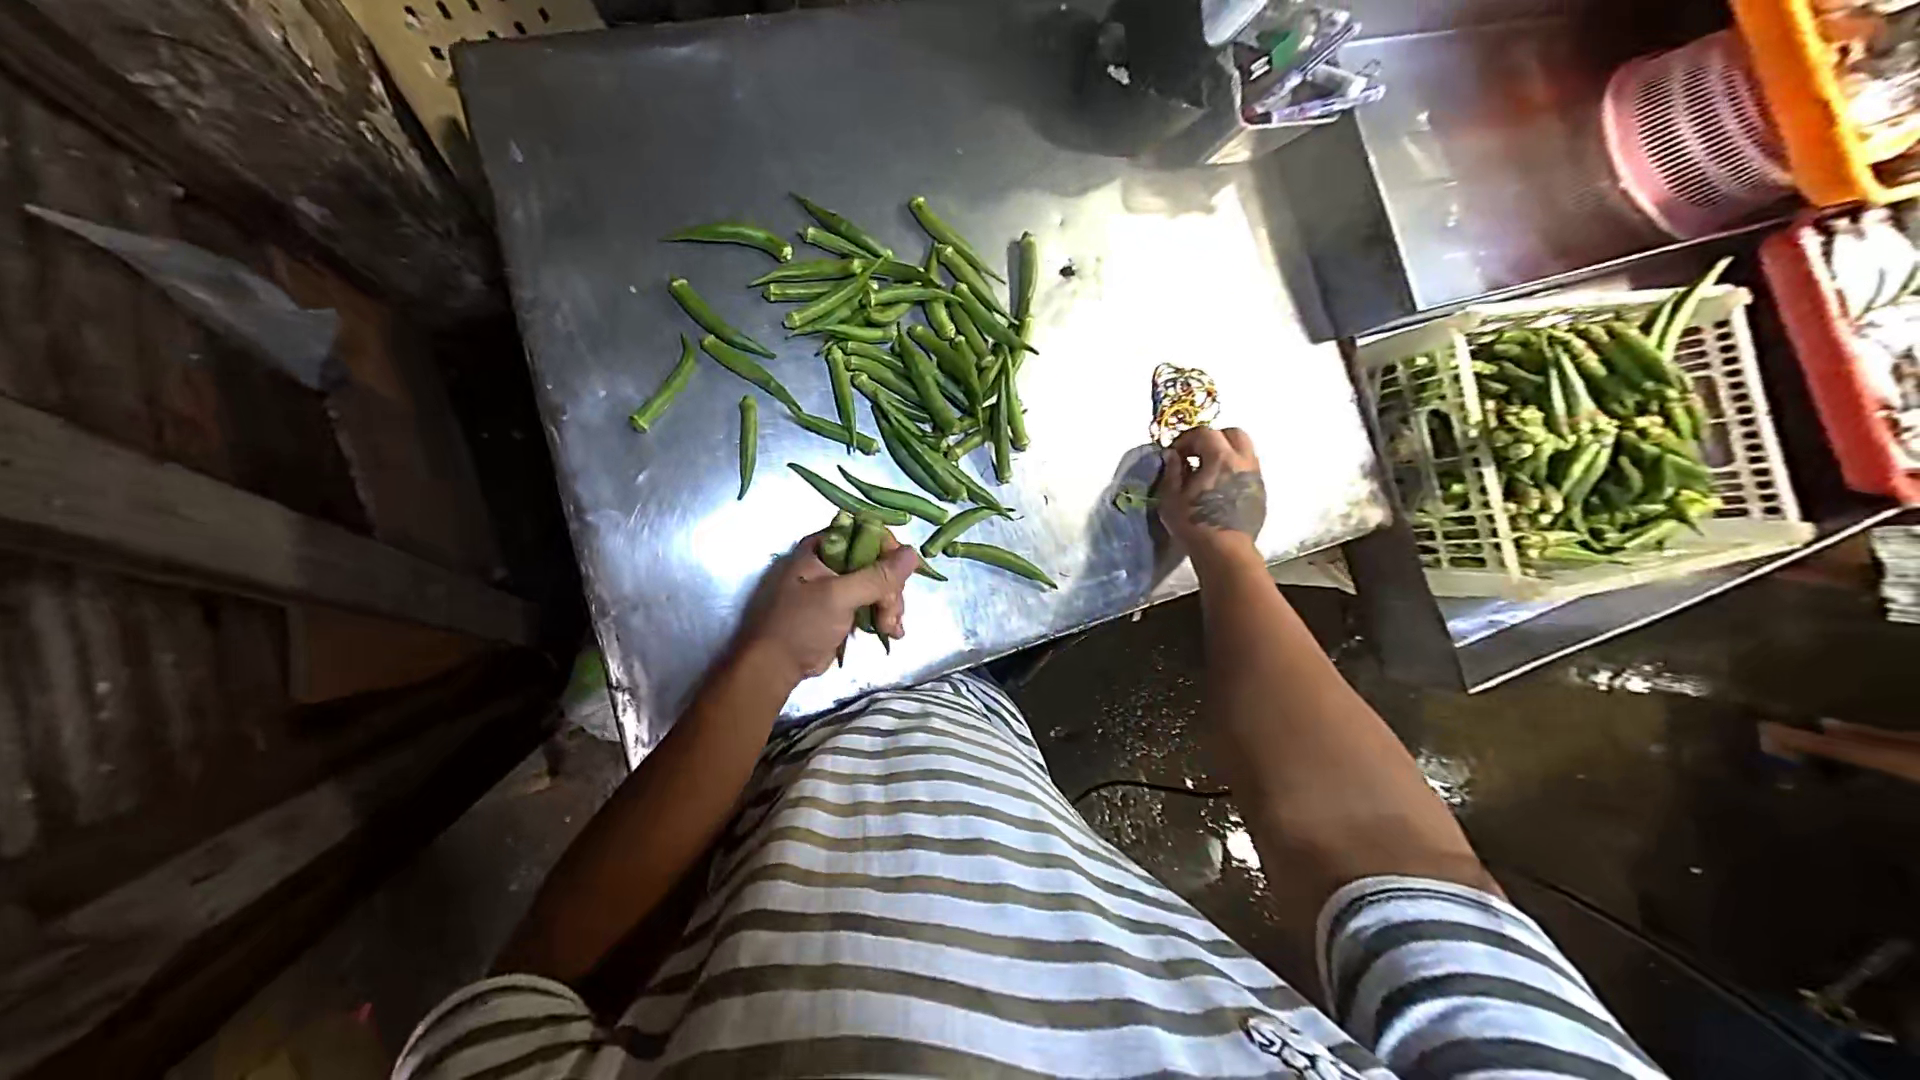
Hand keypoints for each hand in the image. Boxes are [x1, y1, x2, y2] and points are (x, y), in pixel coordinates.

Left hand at [734, 528, 919, 683]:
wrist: (774, 667)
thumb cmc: (798, 624)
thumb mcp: (838, 596)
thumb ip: (877, 576)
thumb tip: (913, 554)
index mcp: (822, 547)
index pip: (867, 533)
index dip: (888, 551)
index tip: (899, 576)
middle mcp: (831, 560)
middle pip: (878, 561)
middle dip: (890, 588)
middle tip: (891, 614)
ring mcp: (838, 585)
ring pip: (880, 584)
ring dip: (891, 606)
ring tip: (890, 629)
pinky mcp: (844, 608)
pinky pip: (874, 604)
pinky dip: (885, 616)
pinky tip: (892, 632)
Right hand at [1159, 427, 1265, 570]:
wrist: (1225, 553)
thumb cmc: (1194, 524)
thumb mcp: (1171, 498)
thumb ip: (1172, 472)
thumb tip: (1172, 456)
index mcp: (1221, 459)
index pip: (1205, 433)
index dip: (1187, 439)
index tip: (1175, 454)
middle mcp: (1243, 462)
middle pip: (1233, 434)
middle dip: (1213, 439)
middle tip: (1196, 455)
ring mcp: (1256, 477)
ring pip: (1245, 451)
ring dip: (1226, 454)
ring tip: (1208, 472)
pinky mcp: (1260, 494)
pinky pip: (1248, 471)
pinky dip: (1234, 471)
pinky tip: (1220, 489)